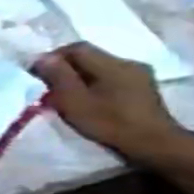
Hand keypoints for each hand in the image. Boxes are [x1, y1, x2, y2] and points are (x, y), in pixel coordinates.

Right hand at [33, 42, 190, 161]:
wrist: (155, 145)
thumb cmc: (109, 121)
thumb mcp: (73, 99)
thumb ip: (57, 75)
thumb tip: (42, 57)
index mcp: (112, 64)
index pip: (75, 48)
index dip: (52, 57)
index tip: (38, 74)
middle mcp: (129, 63)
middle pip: (89, 56)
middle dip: (65, 67)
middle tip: (49, 85)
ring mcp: (140, 75)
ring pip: (99, 67)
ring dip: (79, 76)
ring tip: (67, 93)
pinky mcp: (143, 88)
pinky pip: (111, 77)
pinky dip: (95, 83)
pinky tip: (90, 98)